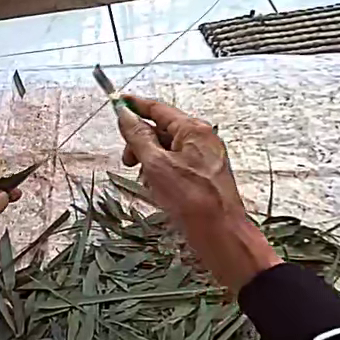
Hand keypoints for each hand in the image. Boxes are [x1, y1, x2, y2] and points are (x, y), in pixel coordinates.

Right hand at [114, 95, 277, 291]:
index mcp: (194, 130)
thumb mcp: (156, 165)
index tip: (117, 103)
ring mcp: (205, 158)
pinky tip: (158, 190)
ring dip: (149, 160)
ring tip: (145, 181)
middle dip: (140, 142)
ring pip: (167, 149)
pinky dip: (161, 172)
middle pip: (162, 129)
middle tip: (127, 162)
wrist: (222, 236)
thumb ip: (138, 137)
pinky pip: (176, 165)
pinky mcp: (205, 176)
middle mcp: (202, 139)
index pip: (158, 109)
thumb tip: (125, 115)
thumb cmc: (192, 200)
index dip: (135, 105)